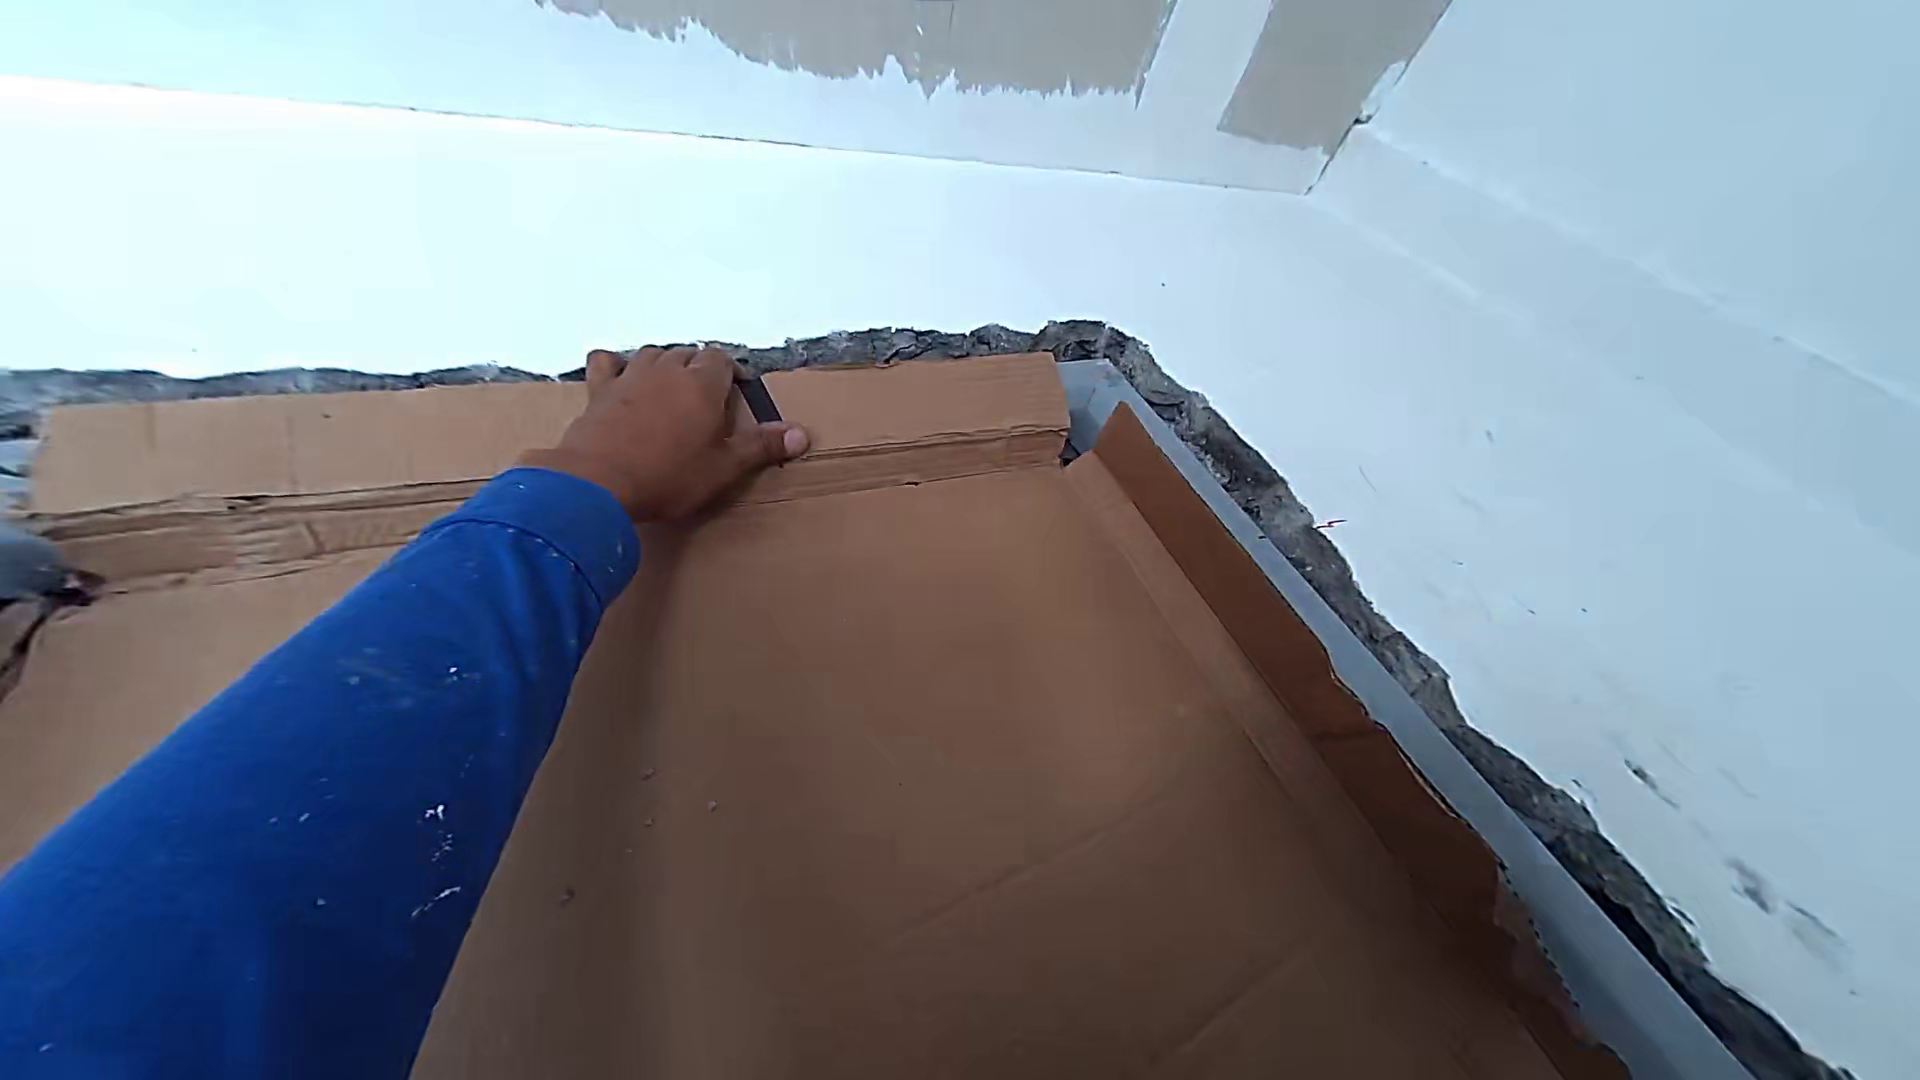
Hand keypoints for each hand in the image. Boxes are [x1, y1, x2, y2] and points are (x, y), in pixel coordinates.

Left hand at [518, 345, 808, 522]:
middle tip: (710, 395)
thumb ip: (762, 446)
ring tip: (674, 386)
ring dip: (666, 363)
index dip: (732, 370)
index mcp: (702, 385)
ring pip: (652, 353)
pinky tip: (621, 377)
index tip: (740, 389)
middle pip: (688, 353)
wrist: (599, 484)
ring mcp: (629, 377)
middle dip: (702, 367)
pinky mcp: (598, 391)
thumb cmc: (670, 476)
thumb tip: (802, 434)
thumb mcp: (725, 467)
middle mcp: (666, 371)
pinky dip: (617, 364)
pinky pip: (607, 362)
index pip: (721, 358)